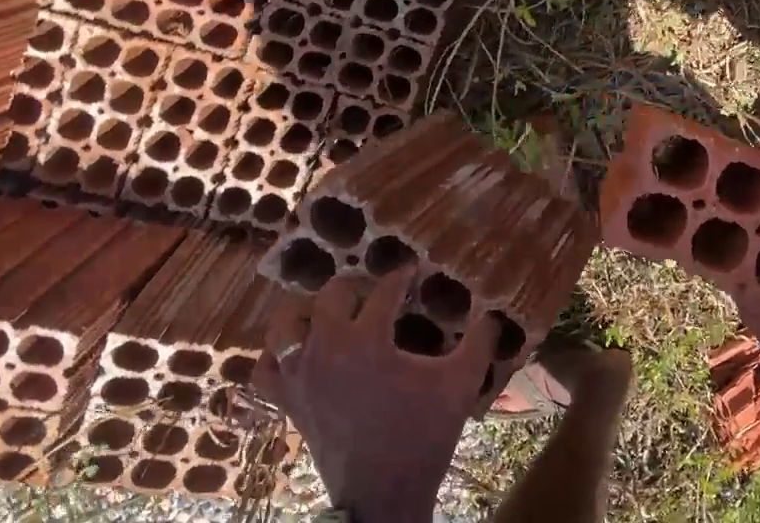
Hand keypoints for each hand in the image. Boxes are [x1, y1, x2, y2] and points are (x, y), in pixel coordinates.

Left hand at [255, 267, 498, 522]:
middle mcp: (326, 350)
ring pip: (286, 325)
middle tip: (377, 288)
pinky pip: (265, 367)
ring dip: (309, 311)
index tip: (414, 269)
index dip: (402, 275)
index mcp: (367, 340)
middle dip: (356, 285)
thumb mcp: (463, 380)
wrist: (385, 492)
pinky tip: (300, 349)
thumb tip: (494, 310)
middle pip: (331, 296)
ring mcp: (300, 377)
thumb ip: (481, 338)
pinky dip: (277, 352)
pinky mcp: (289, 402)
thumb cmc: (424, 431)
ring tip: (333, 311)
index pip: (384, 290)